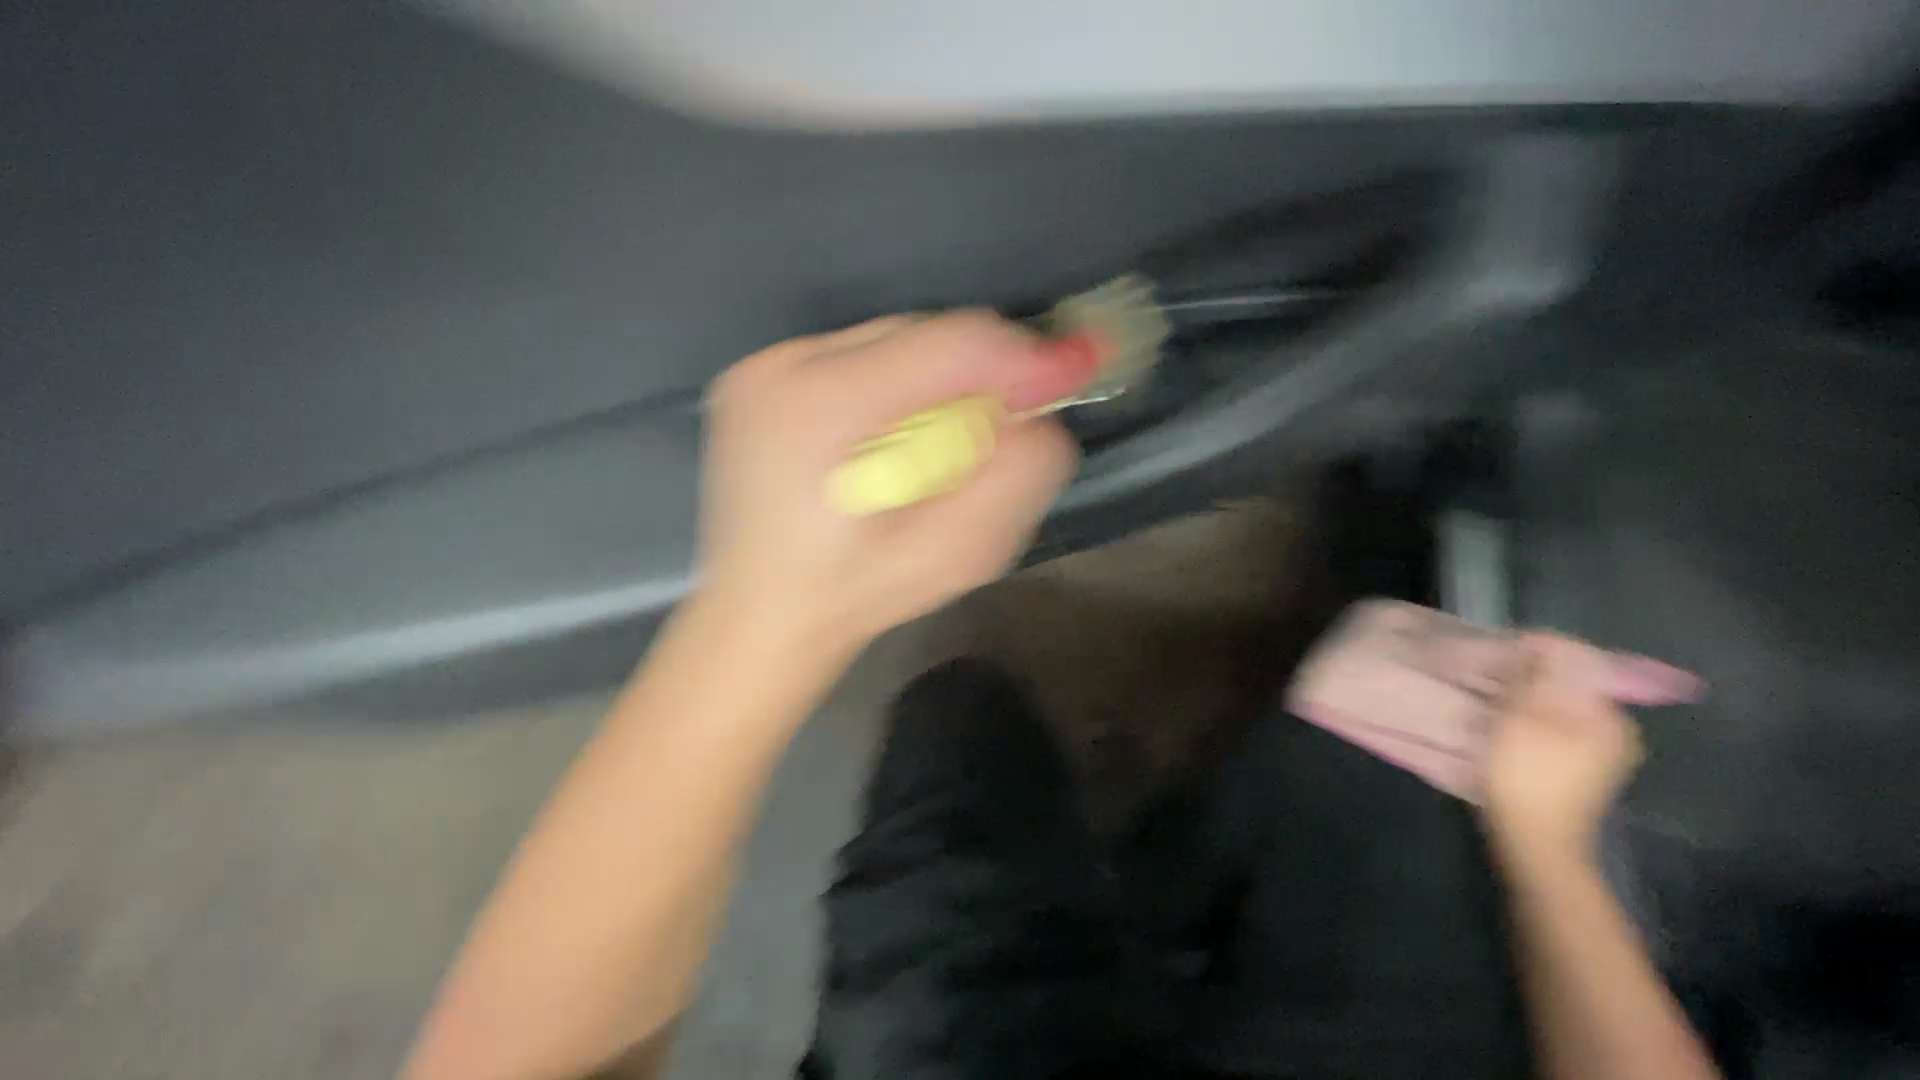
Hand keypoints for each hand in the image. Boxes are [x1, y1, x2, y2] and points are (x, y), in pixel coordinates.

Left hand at [696, 311, 1078, 654]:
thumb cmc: (856, 596)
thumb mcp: (955, 555)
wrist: (762, 615)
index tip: (1071, 371)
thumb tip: (1040, 414)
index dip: (1020, 356)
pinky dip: (892, 387)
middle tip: (1012, 416)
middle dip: (975, 374)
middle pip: (917, 335)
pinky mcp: (757, 378)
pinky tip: (893, 434)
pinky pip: (852, 359)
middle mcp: (783, 368)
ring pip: (886, 344)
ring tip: (948, 433)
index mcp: (825, 408)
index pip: (948, 345)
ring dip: (933, 380)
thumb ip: (1013, 477)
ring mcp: (761, 369)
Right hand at [1483, 634, 1646, 862]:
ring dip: (1527, 699)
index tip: (1501, 651)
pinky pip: (1555, 729)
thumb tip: (1543, 642)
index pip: (1578, 663)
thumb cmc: (1527, 778)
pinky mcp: (1580, 771)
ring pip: (1559, 708)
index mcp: (1609, 716)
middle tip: (1491, 677)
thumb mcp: (1524, 719)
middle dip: (1531, 677)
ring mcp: (1601, 754)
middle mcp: (1615, 731)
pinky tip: (1504, 727)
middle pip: (1569, 687)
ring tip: (1492, 699)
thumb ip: (1536, 678)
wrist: (1535, 844)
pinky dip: (1530, 721)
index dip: (1539, 651)